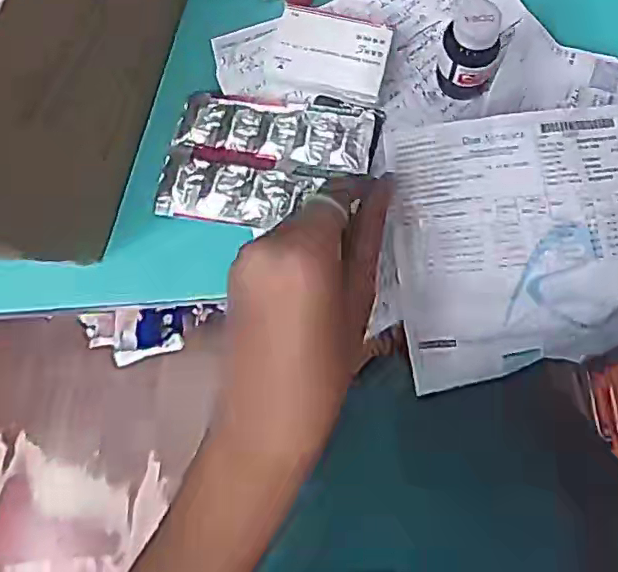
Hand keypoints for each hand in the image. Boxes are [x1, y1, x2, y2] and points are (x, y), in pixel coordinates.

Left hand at [133, 179, 390, 571]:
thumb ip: (369, 237)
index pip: (333, 194)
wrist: (261, 425)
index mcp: (301, 248)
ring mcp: (245, 255)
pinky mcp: (235, 271)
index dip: (359, 192)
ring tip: (337, 276)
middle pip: (312, 210)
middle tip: (365, 246)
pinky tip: (309, 288)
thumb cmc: (324, 370)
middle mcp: (266, 241)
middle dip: (338, 219)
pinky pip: (274, 246)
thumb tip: (383, 191)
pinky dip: (295, 254)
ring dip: (316, 238)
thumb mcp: (358, 300)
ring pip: (293, 227)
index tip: (381, 196)